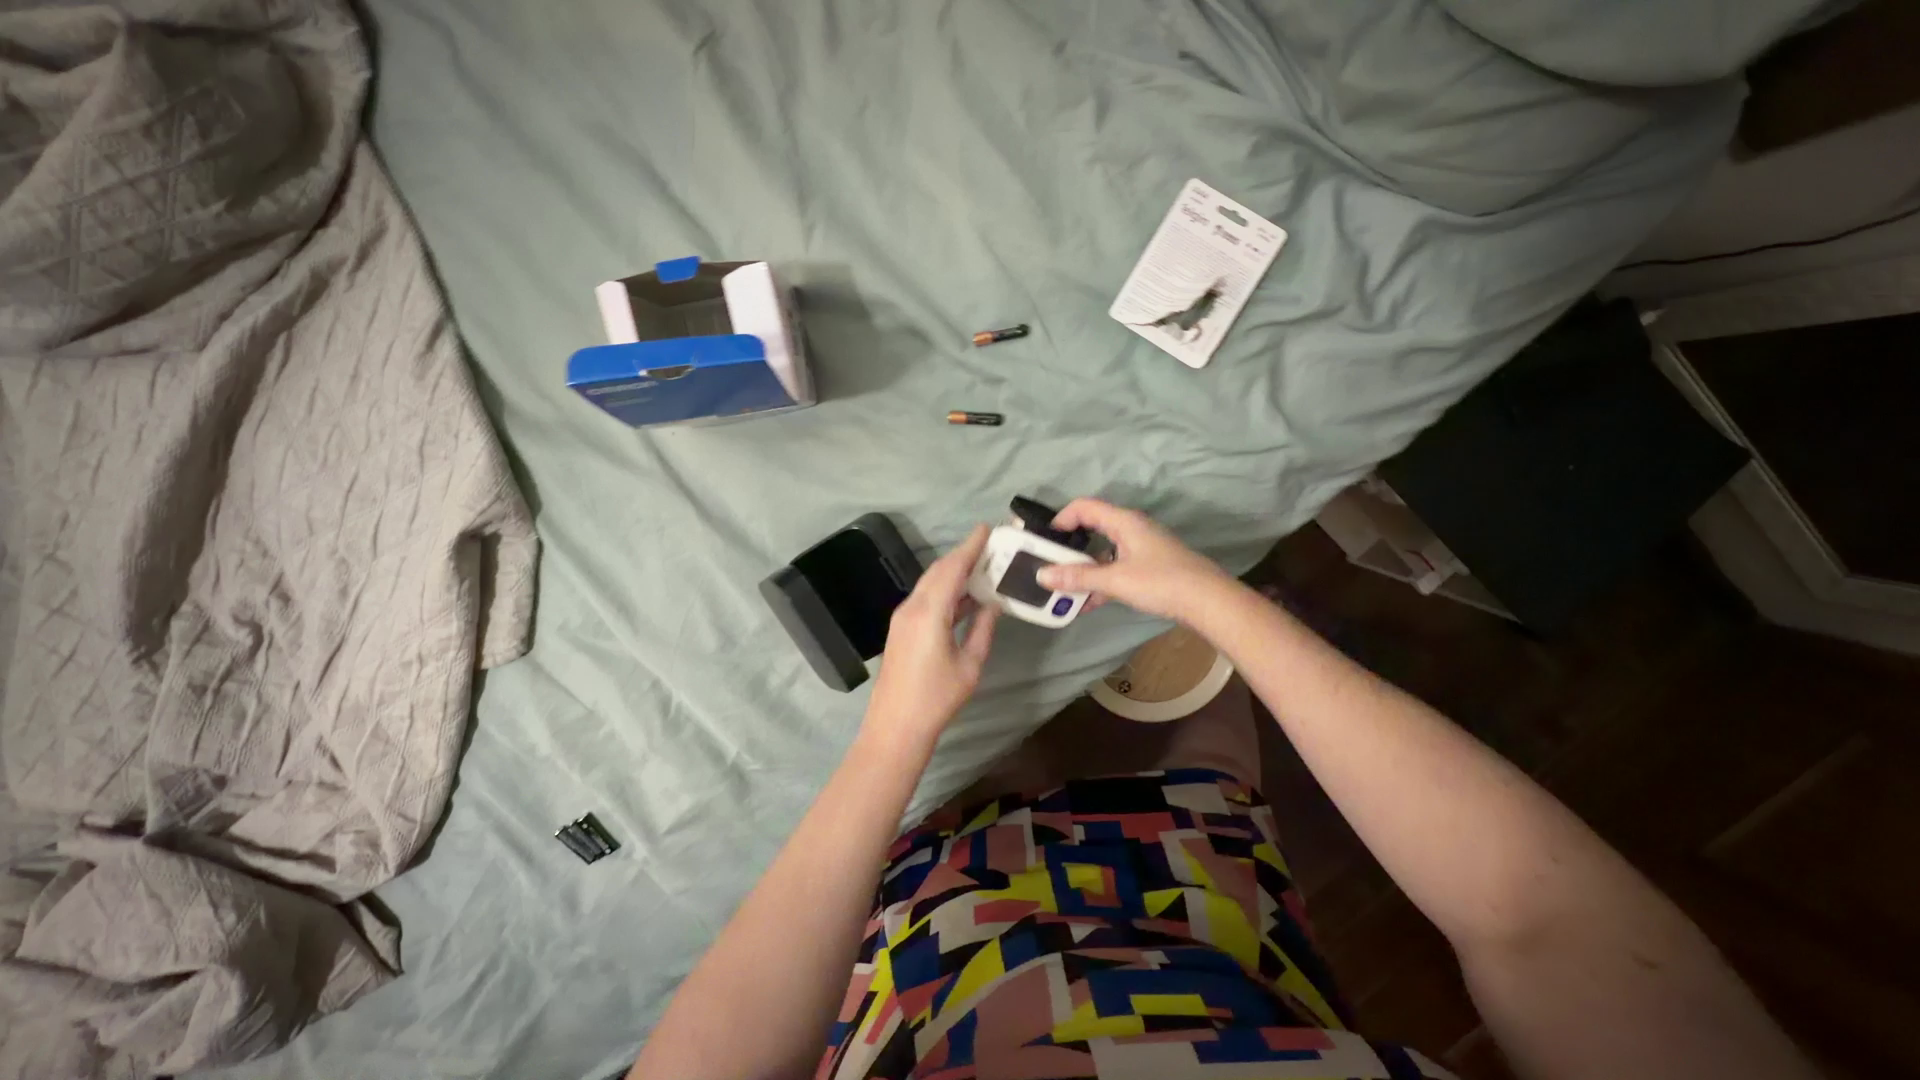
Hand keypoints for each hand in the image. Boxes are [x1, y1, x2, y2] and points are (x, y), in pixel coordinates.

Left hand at [865, 525, 999, 740]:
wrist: (896, 725)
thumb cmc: (937, 698)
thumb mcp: (970, 664)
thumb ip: (983, 629)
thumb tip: (994, 604)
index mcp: (929, 612)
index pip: (952, 569)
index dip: (970, 547)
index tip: (987, 528)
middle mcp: (911, 608)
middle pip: (938, 571)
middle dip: (963, 556)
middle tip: (990, 546)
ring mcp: (902, 618)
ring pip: (930, 584)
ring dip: (953, 573)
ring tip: (982, 566)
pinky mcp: (900, 629)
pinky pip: (925, 598)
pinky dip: (945, 590)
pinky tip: (964, 595)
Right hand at [1035, 498, 1241, 622]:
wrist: (1208, 601)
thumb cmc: (1161, 582)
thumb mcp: (1116, 581)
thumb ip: (1078, 578)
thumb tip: (1042, 575)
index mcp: (1124, 522)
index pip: (1084, 507)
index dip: (1061, 518)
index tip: (1043, 538)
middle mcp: (1132, 529)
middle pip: (1093, 529)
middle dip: (1069, 547)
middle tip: (1047, 563)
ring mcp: (1142, 548)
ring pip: (1104, 552)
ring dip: (1084, 569)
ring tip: (1063, 588)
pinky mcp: (1149, 568)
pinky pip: (1116, 568)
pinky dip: (1100, 581)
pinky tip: (1087, 603)